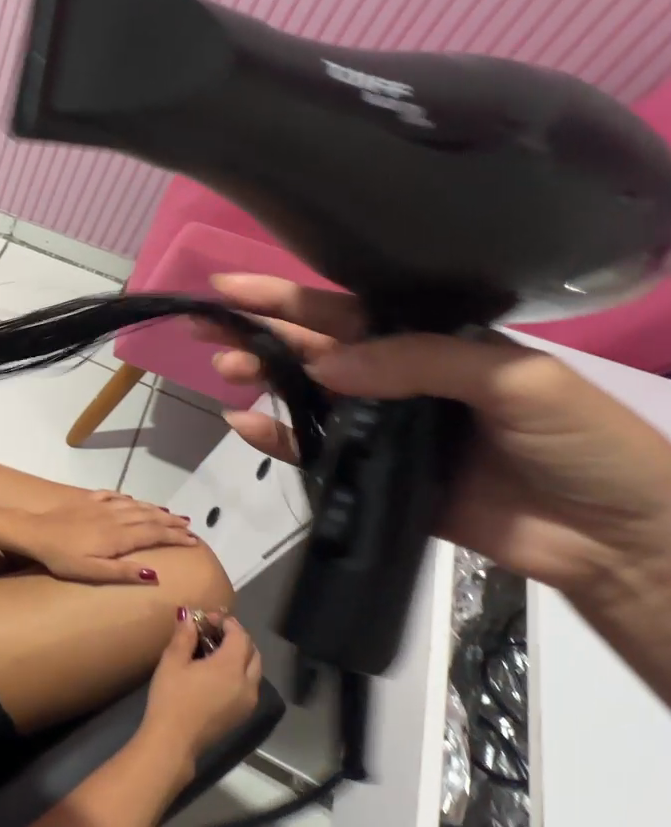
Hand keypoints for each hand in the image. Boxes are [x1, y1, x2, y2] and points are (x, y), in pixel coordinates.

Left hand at [0, 491, 197, 584]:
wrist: (32, 531)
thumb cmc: (61, 557)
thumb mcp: (92, 572)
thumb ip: (123, 573)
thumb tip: (156, 575)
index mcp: (118, 536)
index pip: (154, 534)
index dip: (175, 536)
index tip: (194, 541)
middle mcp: (113, 517)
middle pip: (148, 517)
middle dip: (170, 521)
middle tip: (189, 526)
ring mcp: (98, 506)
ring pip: (133, 505)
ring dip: (153, 508)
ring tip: (170, 512)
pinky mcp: (84, 500)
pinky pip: (111, 495)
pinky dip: (126, 497)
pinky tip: (131, 499)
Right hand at [139, 614, 261, 759]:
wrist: (176, 738)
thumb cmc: (171, 696)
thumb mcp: (172, 662)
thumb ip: (184, 637)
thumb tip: (189, 616)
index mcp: (230, 668)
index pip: (240, 637)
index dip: (227, 622)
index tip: (207, 617)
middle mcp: (248, 684)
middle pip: (253, 652)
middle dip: (237, 637)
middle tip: (212, 630)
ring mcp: (249, 701)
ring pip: (254, 670)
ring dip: (240, 654)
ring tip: (214, 649)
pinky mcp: (244, 713)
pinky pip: (250, 684)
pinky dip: (239, 671)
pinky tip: (216, 672)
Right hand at [201, 273, 670, 600]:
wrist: (620, 539)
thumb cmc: (583, 443)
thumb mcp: (519, 380)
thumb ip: (420, 361)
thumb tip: (325, 367)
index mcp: (429, 346)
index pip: (345, 313)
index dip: (285, 298)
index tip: (227, 287)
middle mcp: (396, 379)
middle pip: (310, 348)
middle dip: (256, 333)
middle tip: (205, 330)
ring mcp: (379, 429)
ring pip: (300, 393)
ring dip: (259, 376)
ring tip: (226, 370)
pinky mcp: (369, 476)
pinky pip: (307, 451)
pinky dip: (271, 438)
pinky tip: (241, 425)